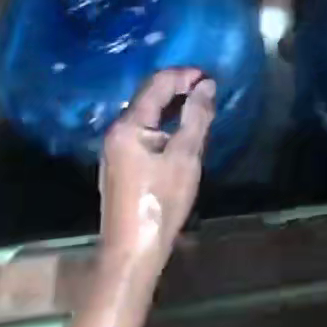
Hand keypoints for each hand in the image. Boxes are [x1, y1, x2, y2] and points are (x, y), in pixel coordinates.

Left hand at [99, 67, 214, 269]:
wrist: (132, 251)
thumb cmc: (161, 201)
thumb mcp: (186, 157)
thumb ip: (197, 117)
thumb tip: (206, 85)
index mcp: (129, 125)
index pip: (157, 84)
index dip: (184, 75)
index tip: (211, 76)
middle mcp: (116, 131)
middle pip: (147, 96)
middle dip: (178, 87)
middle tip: (208, 88)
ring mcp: (115, 149)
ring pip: (145, 114)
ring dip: (171, 105)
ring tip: (200, 105)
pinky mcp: (120, 164)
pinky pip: (142, 130)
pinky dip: (163, 122)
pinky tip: (181, 131)